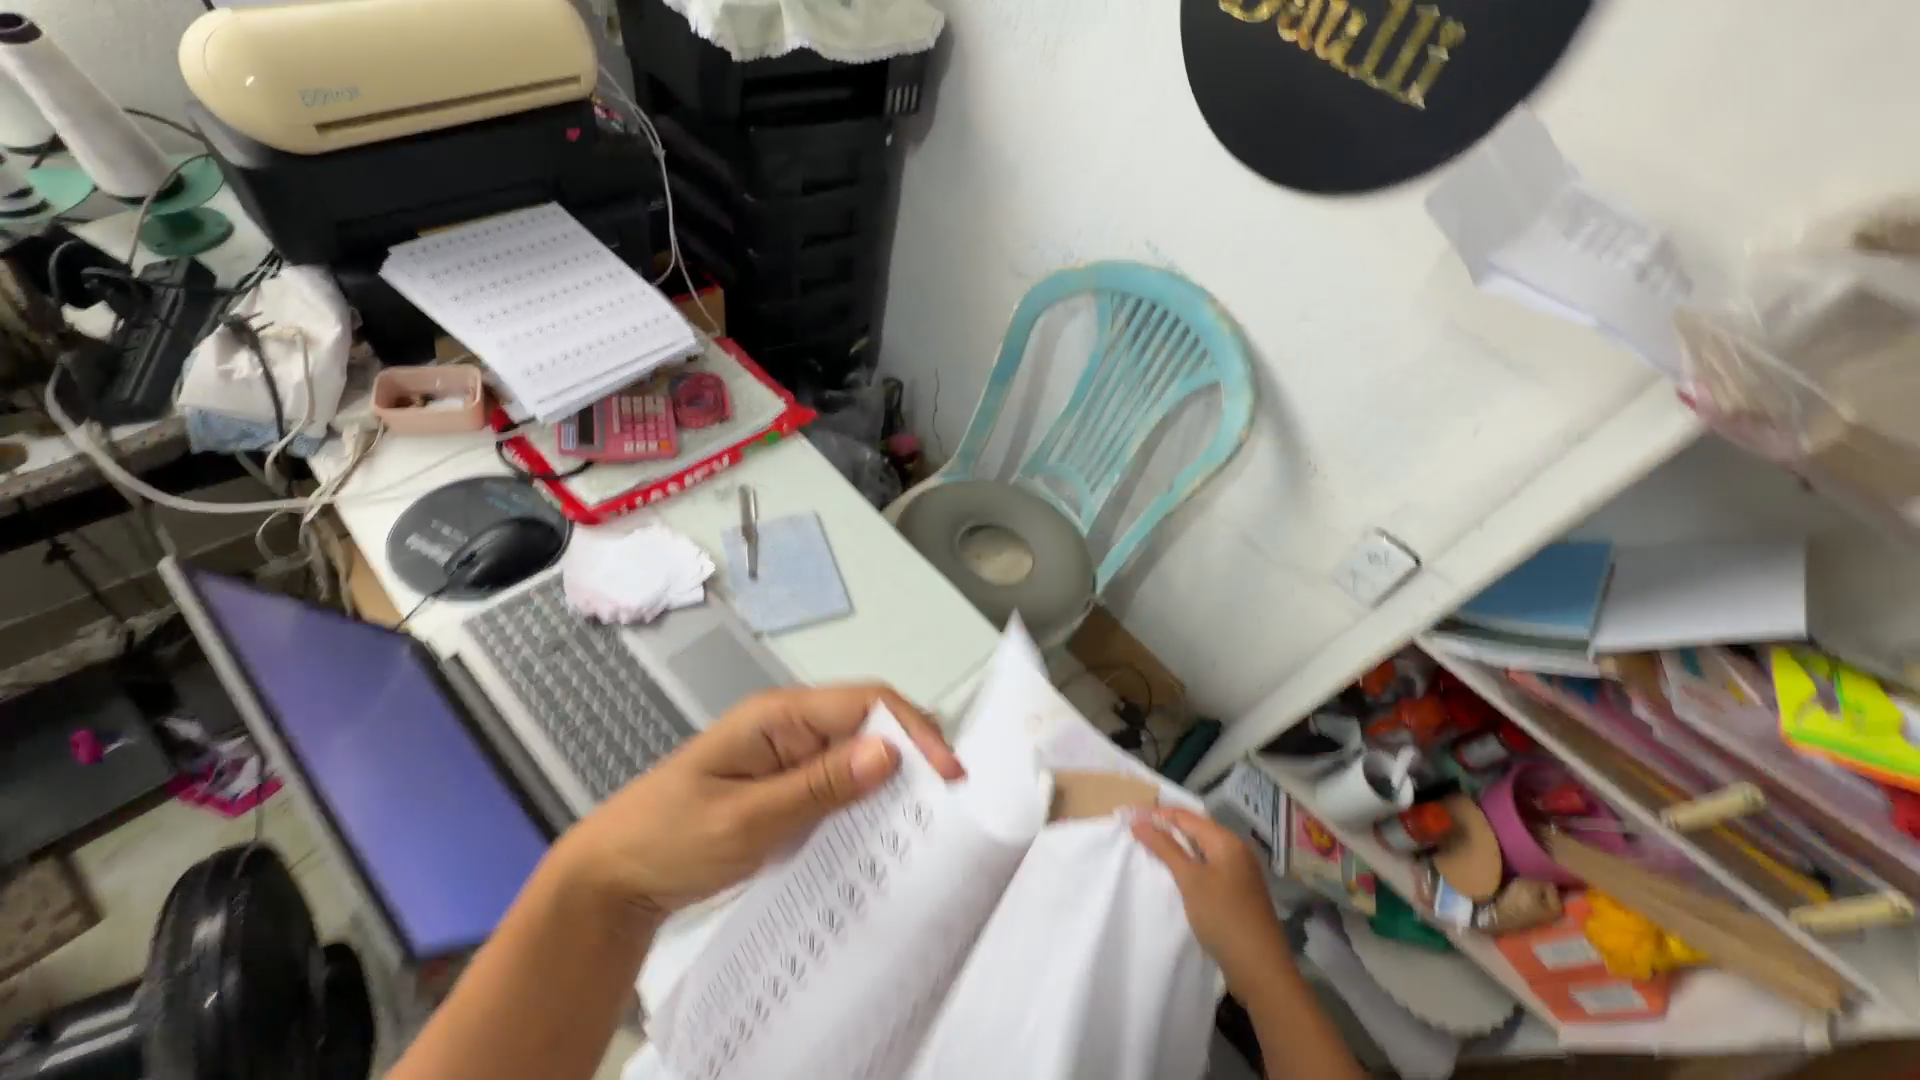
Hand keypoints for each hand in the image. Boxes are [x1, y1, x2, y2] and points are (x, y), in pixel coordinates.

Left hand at [557, 684, 963, 919]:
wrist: (611, 880)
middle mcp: (789, 728)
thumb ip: (819, 786)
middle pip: (868, 723)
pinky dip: (865, 802)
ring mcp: (787, 758)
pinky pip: (838, 785)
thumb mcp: (746, 819)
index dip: (914, 731)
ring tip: (926, 818)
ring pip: (857, 755)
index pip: (866, 704)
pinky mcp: (786, 788)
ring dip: (892, 780)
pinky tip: (882, 830)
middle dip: (912, 751)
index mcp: (778, 717)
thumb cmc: (669, 840)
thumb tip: (891, 751)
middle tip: (948, 802)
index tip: (950, 776)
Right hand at [1132, 808, 1291, 987]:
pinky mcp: (1238, 891)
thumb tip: (1138, 821)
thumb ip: (1165, 847)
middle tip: (1135, 831)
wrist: (1260, 968)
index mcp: (1226, 841)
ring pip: (1201, 849)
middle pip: (1195, 829)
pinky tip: (1175, 874)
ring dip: (1176, 848)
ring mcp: (1239, 872)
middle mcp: (1236, 850)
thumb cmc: (1222, 917)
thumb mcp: (1190, 879)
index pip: (1186, 816)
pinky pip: (1208, 867)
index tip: (1128, 817)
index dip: (1156, 814)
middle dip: (1165, 828)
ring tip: (1149, 850)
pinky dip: (1189, 865)